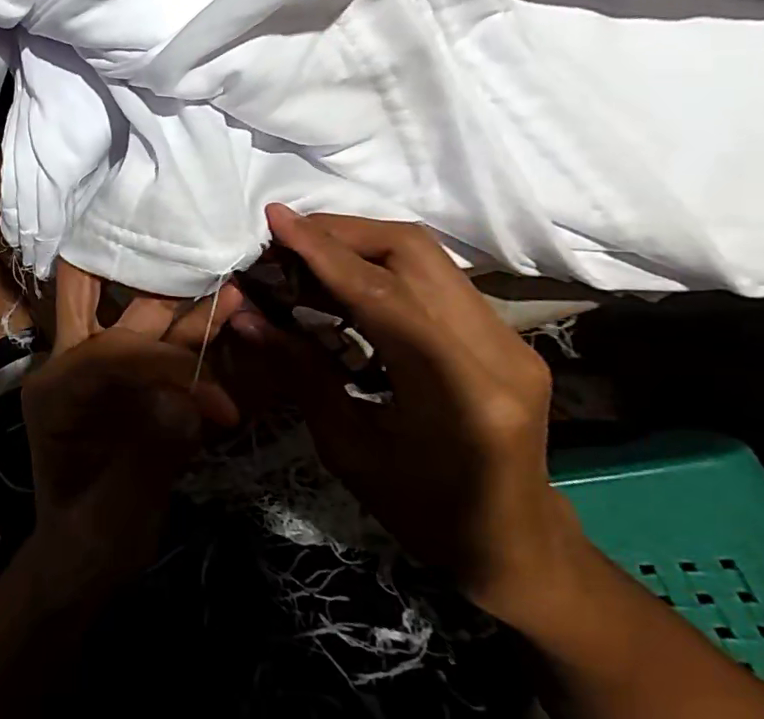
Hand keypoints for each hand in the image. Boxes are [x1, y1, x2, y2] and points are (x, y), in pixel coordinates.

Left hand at [20, 263, 242, 588]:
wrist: (91, 559)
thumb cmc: (91, 538)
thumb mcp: (113, 513)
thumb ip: (146, 457)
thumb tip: (185, 406)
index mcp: (56, 390)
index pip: (111, 352)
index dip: (168, 367)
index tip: (218, 405)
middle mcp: (75, 364)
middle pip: (92, 294)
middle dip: (130, 270)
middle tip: (175, 245)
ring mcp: (108, 369)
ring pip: (142, 317)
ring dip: (184, 304)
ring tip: (228, 286)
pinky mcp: (138, 381)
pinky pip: (168, 347)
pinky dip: (197, 334)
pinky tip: (228, 313)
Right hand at [233, 204, 581, 617]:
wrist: (514, 544)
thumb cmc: (424, 515)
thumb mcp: (349, 451)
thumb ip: (302, 374)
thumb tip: (249, 317)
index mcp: (460, 393)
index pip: (385, 294)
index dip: (325, 251)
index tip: (277, 218)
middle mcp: (499, 350)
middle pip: (416, 252)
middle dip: (344, 232)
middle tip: (289, 235)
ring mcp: (512, 337)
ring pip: (430, 258)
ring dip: (363, 244)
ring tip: (310, 253)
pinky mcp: (509, 334)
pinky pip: (440, 280)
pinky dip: (387, 269)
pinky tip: (351, 283)